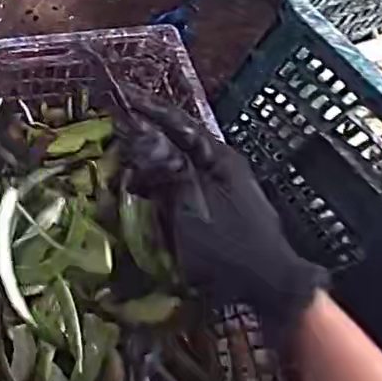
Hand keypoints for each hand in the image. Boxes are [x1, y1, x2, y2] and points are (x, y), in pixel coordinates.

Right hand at [128, 94, 326, 334]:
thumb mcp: (192, 203)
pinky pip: (177, 182)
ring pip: (174, 159)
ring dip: (146, 158)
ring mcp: (217, 184)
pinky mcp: (212, 205)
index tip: (118, 92)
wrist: (269, 288)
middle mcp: (218, 163)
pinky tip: (138, 189)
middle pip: (174, 137)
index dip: (145, 105)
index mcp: (216, 155)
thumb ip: (167, 164)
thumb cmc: (229, 245)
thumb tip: (140, 130)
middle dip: (142, 130)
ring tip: (119, 158)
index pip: (175, 120)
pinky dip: (155, 181)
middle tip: (112, 124)